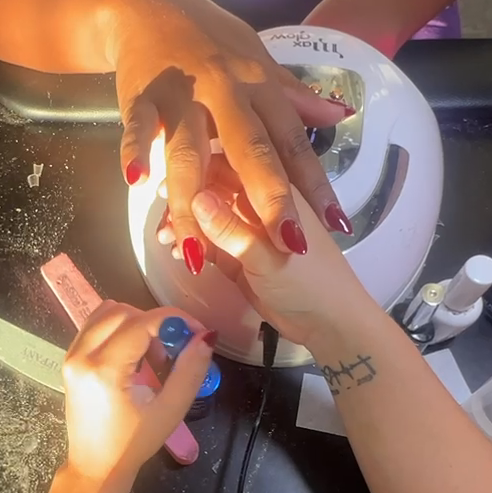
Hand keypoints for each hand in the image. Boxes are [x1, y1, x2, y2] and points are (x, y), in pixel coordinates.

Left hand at [61, 302, 213, 483]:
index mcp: (103, 370)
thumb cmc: (132, 444)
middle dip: (155, 324)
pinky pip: (96, 325)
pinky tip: (134, 356)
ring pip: (108, 313)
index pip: (142, 323)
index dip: (175, 321)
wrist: (95, 466)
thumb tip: (205, 337)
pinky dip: (120, 329)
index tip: (197, 333)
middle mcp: (81, 356)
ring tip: (152, 356)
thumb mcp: (169, 411)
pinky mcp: (70, 358)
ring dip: (137, 324)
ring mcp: (71, 355)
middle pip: (124, 312)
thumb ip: (189, 371)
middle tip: (172, 353)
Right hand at [103, 0, 353, 274]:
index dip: (315, 184)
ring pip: (191, 155)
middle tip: (286, 246)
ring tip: (195, 252)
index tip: (336, 225)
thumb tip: (339, 116)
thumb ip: (291, 94)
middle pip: (252, 152)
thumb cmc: (207, 38)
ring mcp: (182, 94)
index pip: (293, 141)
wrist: (147, 5)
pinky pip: (139, 129)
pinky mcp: (140, 96)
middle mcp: (226, 91)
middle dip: (271, 200)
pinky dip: (136, 152)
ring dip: (192, 204)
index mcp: (259, 85)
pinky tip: (137, 181)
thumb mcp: (256, 58)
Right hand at [170, 155, 385, 348]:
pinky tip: (179, 254)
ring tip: (165, 240)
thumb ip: (231, 230)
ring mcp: (247, 231)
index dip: (196, 175)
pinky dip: (194, 247)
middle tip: (162, 221)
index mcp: (273, 192)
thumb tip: (194, 198)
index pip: (229, 168)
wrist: (329, 324)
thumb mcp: (266, 257)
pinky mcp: (239, 257)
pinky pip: (210, 244)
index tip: (166, 188)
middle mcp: (258, 205)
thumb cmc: (309, 284)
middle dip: (184, 204)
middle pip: (213, 192)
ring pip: (207, 219)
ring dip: (186, 227)